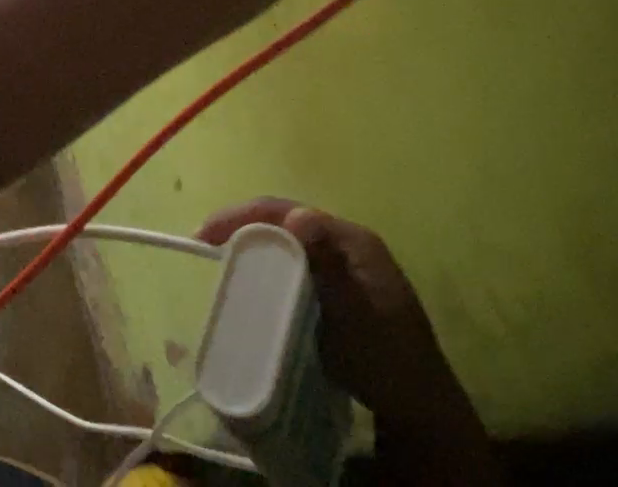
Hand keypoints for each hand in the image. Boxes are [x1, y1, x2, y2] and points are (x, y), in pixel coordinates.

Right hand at [194, 198, 470, 430]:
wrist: (416, 407)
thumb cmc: (384, 359)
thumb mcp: (353, 313)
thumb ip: (327, 264)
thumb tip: (296, 214)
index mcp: (352, 241)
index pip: (287, 211)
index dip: (242, 216)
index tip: (203, 236)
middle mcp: (345, 243)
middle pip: (282, 218)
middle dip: (239, 224)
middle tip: (202, 242)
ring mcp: (339, 263)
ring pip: (283, 237)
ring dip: (248, 240)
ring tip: (215, 255)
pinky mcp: (331, 283)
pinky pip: (289, 258)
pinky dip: (262, 260)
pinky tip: (246, 274)